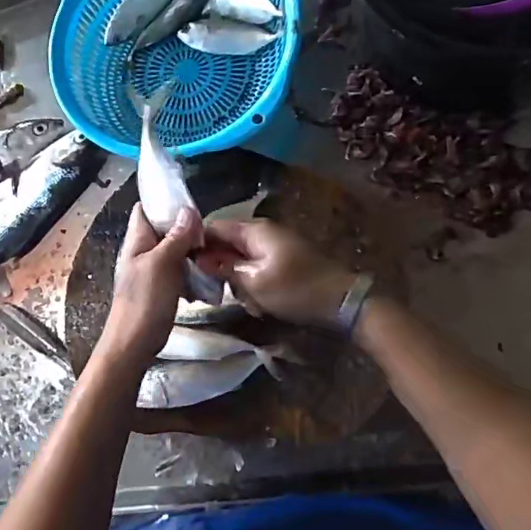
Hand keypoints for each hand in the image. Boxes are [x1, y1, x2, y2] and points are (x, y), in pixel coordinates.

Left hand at [96, 204, 199, 366]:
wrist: (133, 343)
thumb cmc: (144, 300)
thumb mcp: (162, 264)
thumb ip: (175, 237)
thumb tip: (188, 209)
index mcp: (136, 239)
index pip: (146, 209)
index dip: (165, 202)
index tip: (191, 203)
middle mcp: (142, 251)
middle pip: (164, 230)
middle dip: (186, 229)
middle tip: (210, 233)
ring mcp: (150, 270)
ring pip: (174, 251)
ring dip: (191, 252)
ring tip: (213, 254)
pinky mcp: (160, 288)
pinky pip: (178, 272)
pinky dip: (190, 272)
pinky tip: (206, 279)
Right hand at [200, 219, 357, 326]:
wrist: (345, 303)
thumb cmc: (296, 289)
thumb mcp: (253, 282)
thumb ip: (223, 267)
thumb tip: (198, 258)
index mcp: (253, 230)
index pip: (212, 227)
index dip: (196, 243)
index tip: (185, 264)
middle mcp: (263, 231)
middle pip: (226, 242)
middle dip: (217, 264)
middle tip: (211, 288)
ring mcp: (275, 245)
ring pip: (240, 257)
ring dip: (236, 277)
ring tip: (240, 299)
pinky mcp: (284, 260)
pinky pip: (256, 266)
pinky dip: (252, 281)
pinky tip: (257, 302)